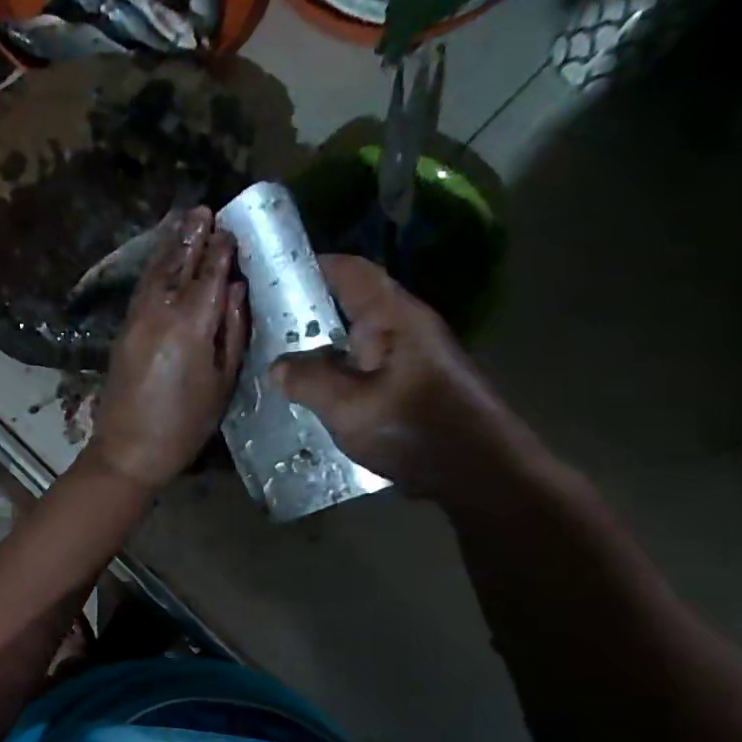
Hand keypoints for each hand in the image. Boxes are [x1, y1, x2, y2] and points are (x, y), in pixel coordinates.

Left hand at [89, 207, 248, 489]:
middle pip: (179, 263)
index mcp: (191, 323)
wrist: (129, 450)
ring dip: (170, 245)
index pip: (210, 273)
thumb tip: (236, 291)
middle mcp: (160, 310)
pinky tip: (161, 259)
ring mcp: (136, 318)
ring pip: (156, 271)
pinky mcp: (123, 329)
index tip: (231, 229)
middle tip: (205, 209)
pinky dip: (154, 267)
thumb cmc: (185, 424)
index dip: (221, 249)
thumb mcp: (222, 382)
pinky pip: (142, 287)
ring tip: (184, 222)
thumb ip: (232, 332)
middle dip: (193, 236)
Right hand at [271, 255, 542, 504]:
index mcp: (395, 317)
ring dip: (320, 351)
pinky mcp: (411, 388)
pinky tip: (311, 398)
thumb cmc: (416, 431)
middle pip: (350, 306)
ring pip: (355, 343)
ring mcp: (411, 360)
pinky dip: (336, 377)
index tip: (269, 278)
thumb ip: (309, 382)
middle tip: (261, 328)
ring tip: (276, 364)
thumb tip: (277, 367)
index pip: (350, 271)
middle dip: (306, 313)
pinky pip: (364, 371)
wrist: (480, 474)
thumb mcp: (351, 408)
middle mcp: (405, 329)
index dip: (310, 267)